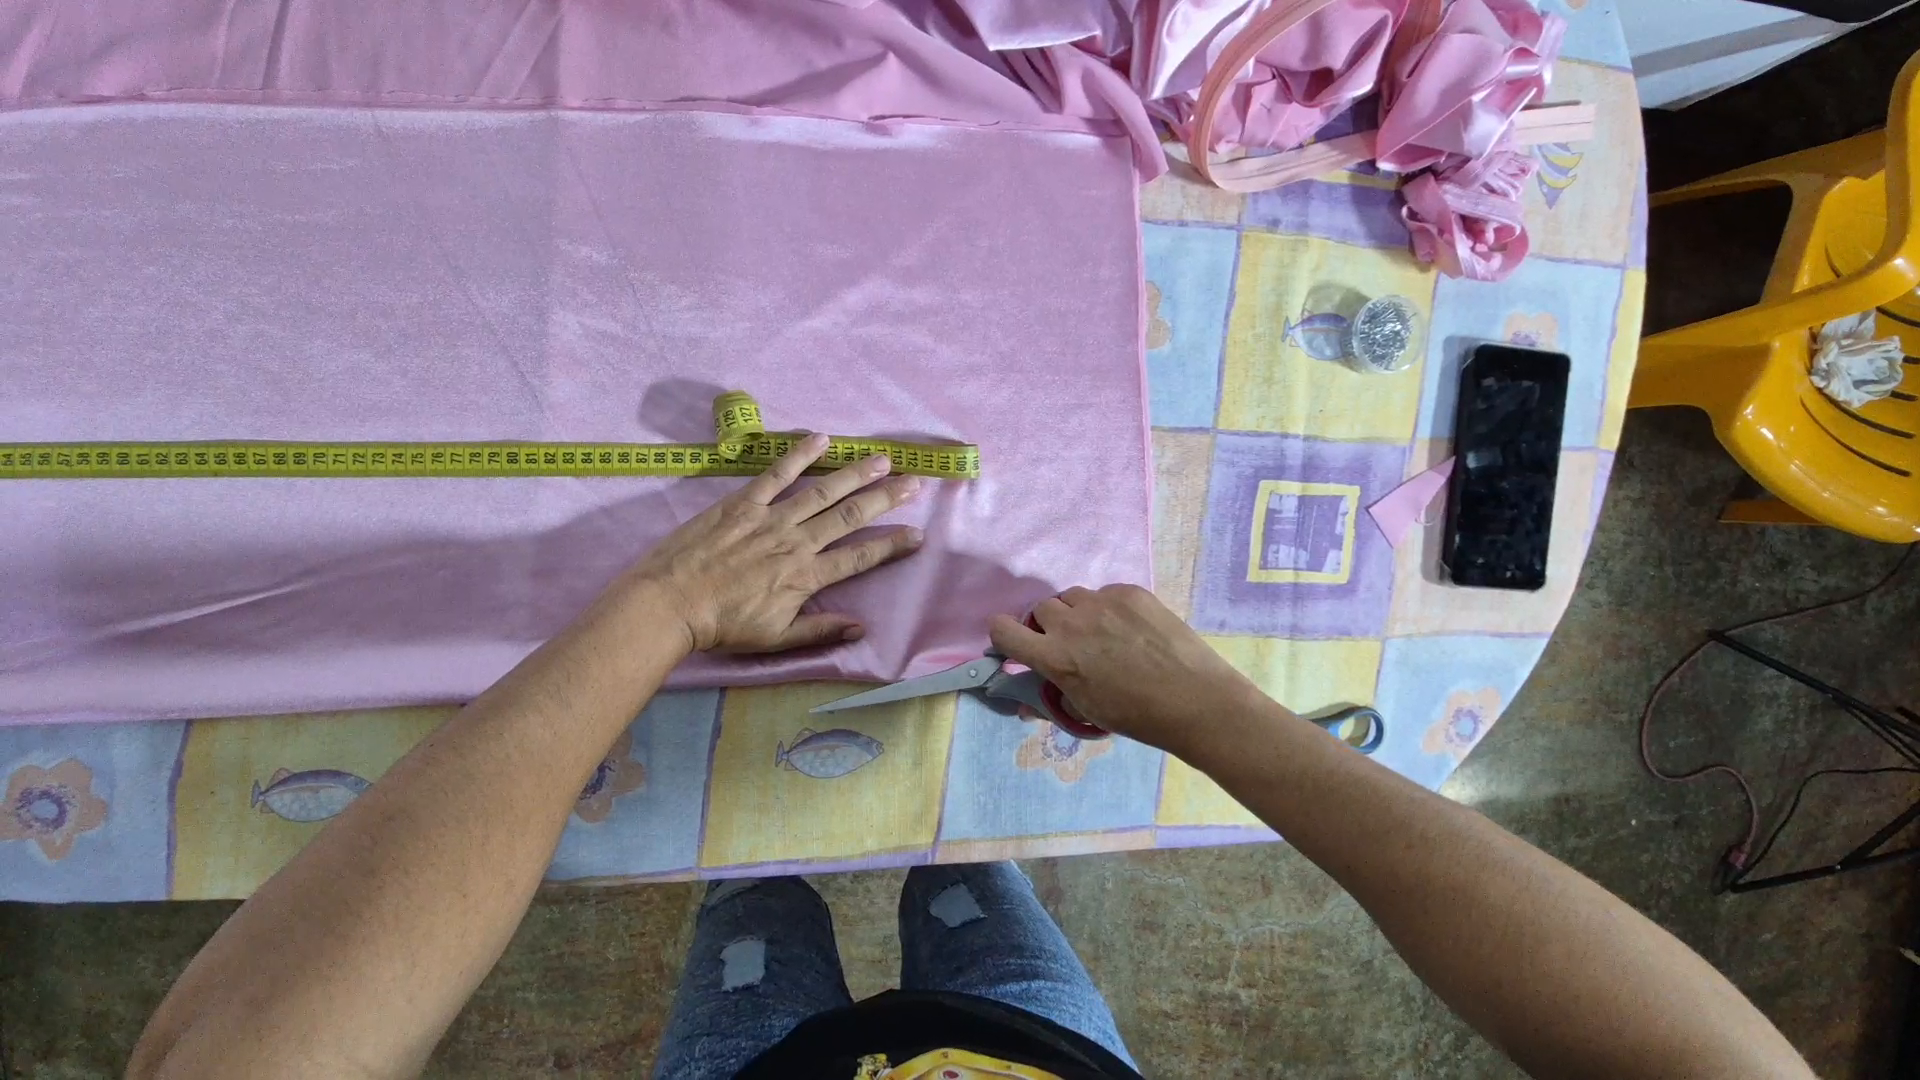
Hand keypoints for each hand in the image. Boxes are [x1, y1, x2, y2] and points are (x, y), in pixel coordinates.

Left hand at [622, 434, 925, 652]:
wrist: (670, 603)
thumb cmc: (723, 625)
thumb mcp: (776, 638)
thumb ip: (820, 630)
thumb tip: (861, 627)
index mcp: (806, 577)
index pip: (860, 558)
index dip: (892, 546)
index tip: (918, 534)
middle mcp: (797, 542)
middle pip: (850, 516)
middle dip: (886, 499)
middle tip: (914, 483)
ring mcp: (770, 518)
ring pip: (822, 492)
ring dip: (855, 474)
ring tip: (883, 459)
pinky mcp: (743, 503)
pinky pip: (776, 475)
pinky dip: (799, 456)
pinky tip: (821, 439)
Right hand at [988, 585, 1270, 754]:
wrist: (1196, 700)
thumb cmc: (1137, 716)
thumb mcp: (1086, 711)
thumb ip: (1053, 697)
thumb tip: (1025, 705)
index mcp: (1054, 657)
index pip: (1002, 629)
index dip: (1004, 634)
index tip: (1017, 643)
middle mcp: (1071, 623)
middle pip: (1041, 609)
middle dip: (1048, 626)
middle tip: (1071, 645)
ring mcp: (1102, 603)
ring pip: (1072, 597)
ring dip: (1077, 613)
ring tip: (1101, 634)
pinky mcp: (1130, 592)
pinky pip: (1105, 593)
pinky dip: (1109, 608)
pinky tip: (1130, 629)